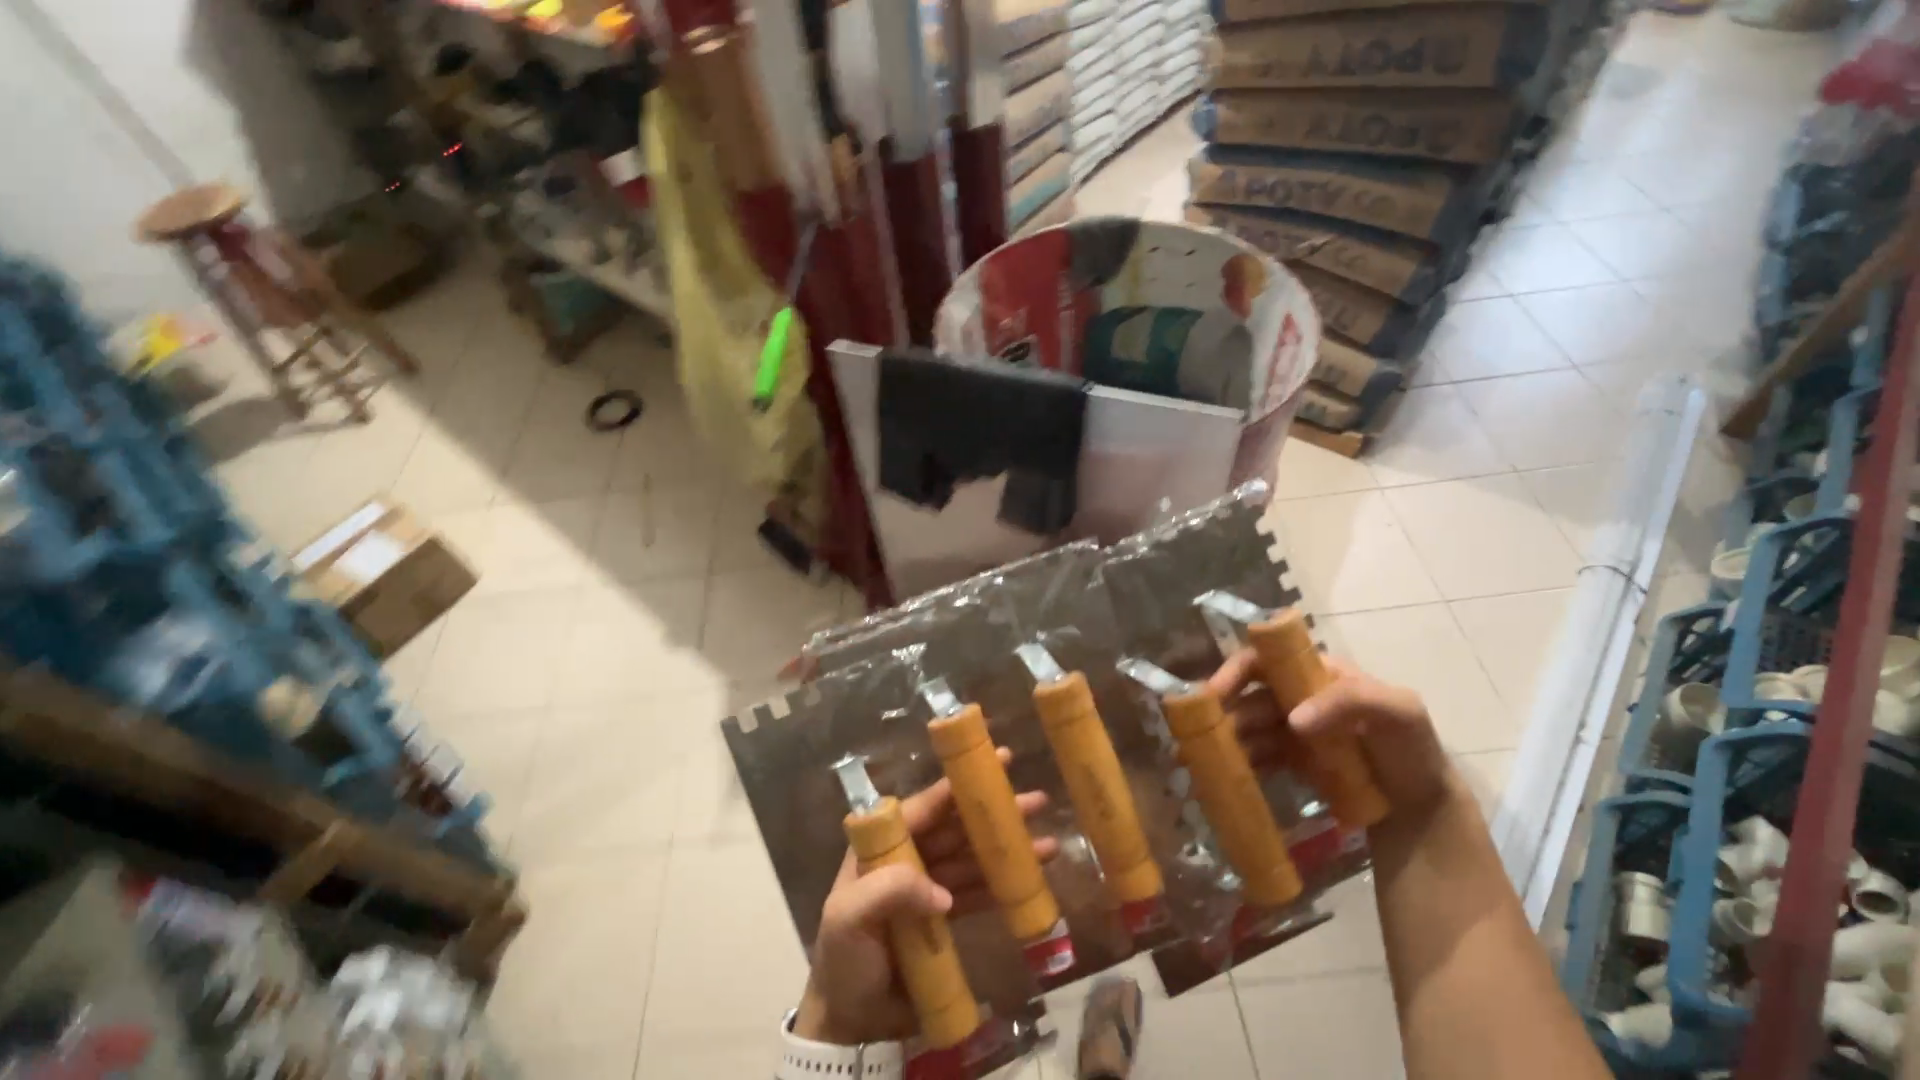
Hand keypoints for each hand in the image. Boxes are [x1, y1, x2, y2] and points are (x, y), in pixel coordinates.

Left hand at [795, 749, 1056, 1045]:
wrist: (850, 1023)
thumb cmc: (843, 960)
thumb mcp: (849, 918)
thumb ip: (889, 891)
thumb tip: (943, 895)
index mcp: (880, 849)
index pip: (923, 808)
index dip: (957, 787)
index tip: (994, 765)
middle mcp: (906, 860)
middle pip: (956, 829)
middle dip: (994, 815)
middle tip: (1037, 801)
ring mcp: (927, 889)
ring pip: (972, 858)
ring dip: (1007, 849)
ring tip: (1049, 843)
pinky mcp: (943, 918)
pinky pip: (977, 893)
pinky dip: (1002, 884)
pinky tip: (1032, 878)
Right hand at [1208, 650, 1455, 815]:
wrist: (1421, 808)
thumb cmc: (1411, 750)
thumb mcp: (1398, 713)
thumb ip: (1350, 702)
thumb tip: (1292, 719)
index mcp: (1317, 674)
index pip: (1265, 661)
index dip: (1234, 672)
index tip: (1213, 696)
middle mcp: (1298, 697)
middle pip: (1247, 697)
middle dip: (1218, 714)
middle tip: (1192, 737)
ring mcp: (1293, 731)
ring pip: (1246, 728)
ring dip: (1221, 742)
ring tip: (1196, 763)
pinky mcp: (1291, 762)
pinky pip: (1255, 758)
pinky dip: (1236, 766)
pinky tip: (1218, 781)